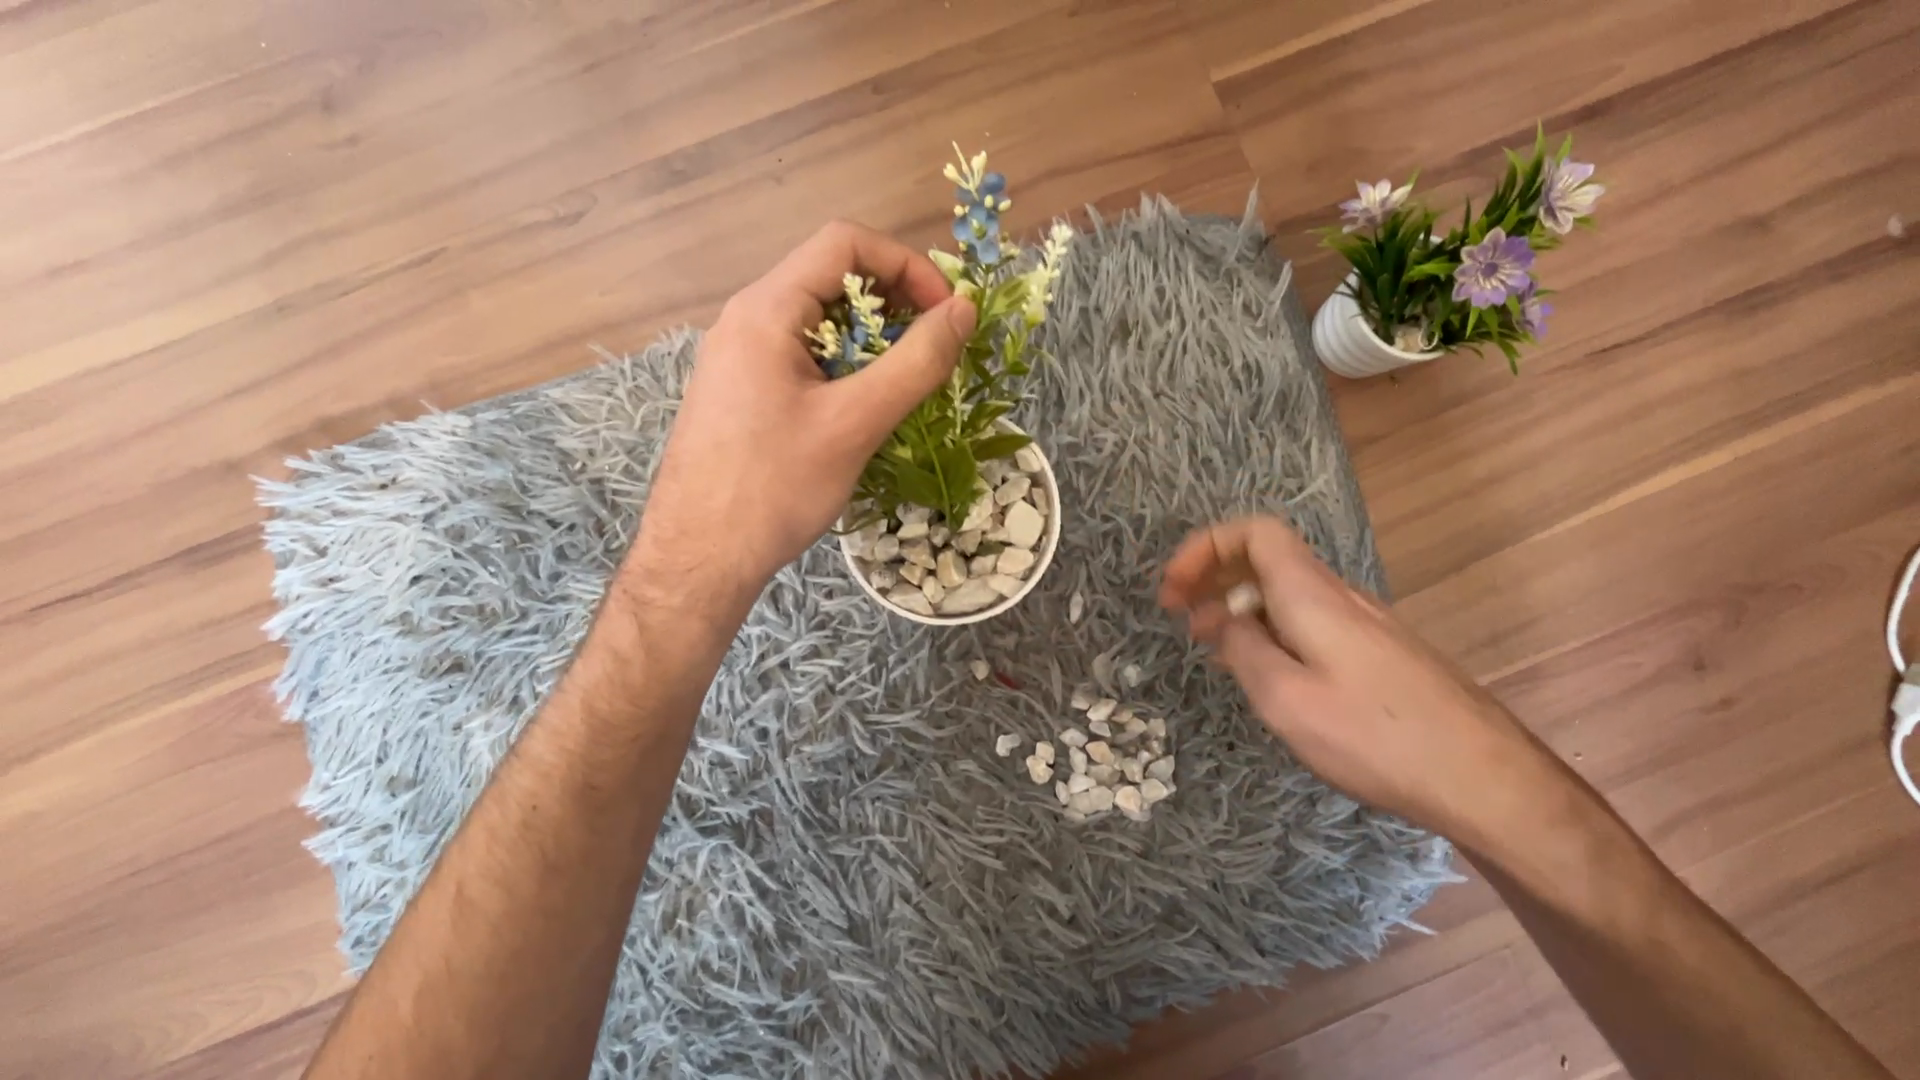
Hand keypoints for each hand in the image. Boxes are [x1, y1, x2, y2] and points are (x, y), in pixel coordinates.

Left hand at [630, 221, 976, 598]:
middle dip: (893, 304)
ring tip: (902, 386)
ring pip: (818, 321)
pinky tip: (860, 410)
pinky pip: (801, 356)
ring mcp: (739, 356)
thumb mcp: (854, 423)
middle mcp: (746, 319)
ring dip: (871, 341)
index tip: (945, 313)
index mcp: (766, 310)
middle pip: (831, 277)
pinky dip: (843, 367)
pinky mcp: (741, 391)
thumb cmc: (774, 488)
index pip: (844, 243)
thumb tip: (964, 310)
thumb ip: (915, 362)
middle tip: (931, 352)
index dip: (906, 264)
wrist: (699, 559)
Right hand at [1159, 516, 1563, 844]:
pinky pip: (1310, 622)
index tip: (1174, 592)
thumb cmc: (1374, 736)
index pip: (1255, 532)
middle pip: (1268, 559)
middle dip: (1214, 579)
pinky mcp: (1379, 654)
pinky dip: (1272, 632)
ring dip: (1241, 609)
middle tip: (1181, 622)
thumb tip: (1223, 619)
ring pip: (1288, 594)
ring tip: (1213, 650)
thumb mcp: (1285, 699)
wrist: (1484, 777)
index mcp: (1311, 595)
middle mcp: (1339, 597)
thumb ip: (1244, 649)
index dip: (1205, 547)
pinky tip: (1266, 673)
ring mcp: (1365, 625)